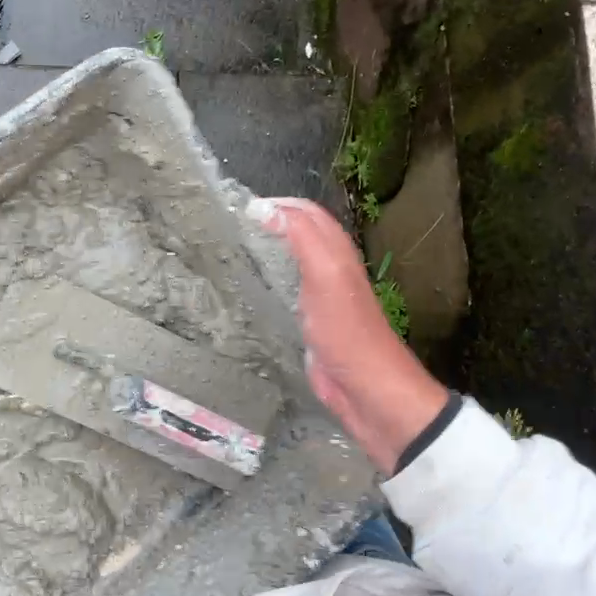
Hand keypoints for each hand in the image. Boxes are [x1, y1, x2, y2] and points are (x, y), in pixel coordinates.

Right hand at [247, 197, 449, 472]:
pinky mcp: (309, 324)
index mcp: (336, 251)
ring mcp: (319, 297)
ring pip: (291, 261)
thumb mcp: (325, 275)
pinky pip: (285, 292)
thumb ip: (300, 237)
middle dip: (269, 221)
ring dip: (265, 249)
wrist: (368, 391)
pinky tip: (247, 290)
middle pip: (298, 232)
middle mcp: (330, 268)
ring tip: (229, 249)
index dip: (275, 204)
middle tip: (227, 224)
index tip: (235, 205)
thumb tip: (263, 208)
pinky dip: (266, 281)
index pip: (305, 212)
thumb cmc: (347, 331)